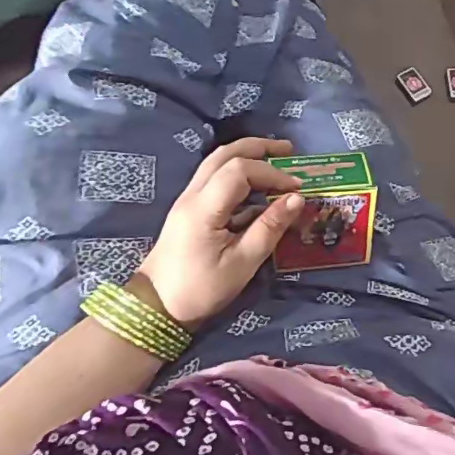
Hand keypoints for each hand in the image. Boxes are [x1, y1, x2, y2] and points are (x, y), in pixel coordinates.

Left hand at [134, 137, 304, 325]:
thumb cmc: (201, 289)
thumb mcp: (242, 263)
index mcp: (204, 208)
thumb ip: (269, 227)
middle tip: (289, 150)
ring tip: (275, 159)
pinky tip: (256, 186)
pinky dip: (237, 173)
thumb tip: (296, 199)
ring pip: (216, 163)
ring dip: (246, 155)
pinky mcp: (188, 210)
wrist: (157, 306)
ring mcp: (187, 200)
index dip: (272, 173)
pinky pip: (213, 178)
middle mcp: (192, 195)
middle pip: (224, 154)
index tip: (297, 188)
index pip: (240, 171)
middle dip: (258, 148)